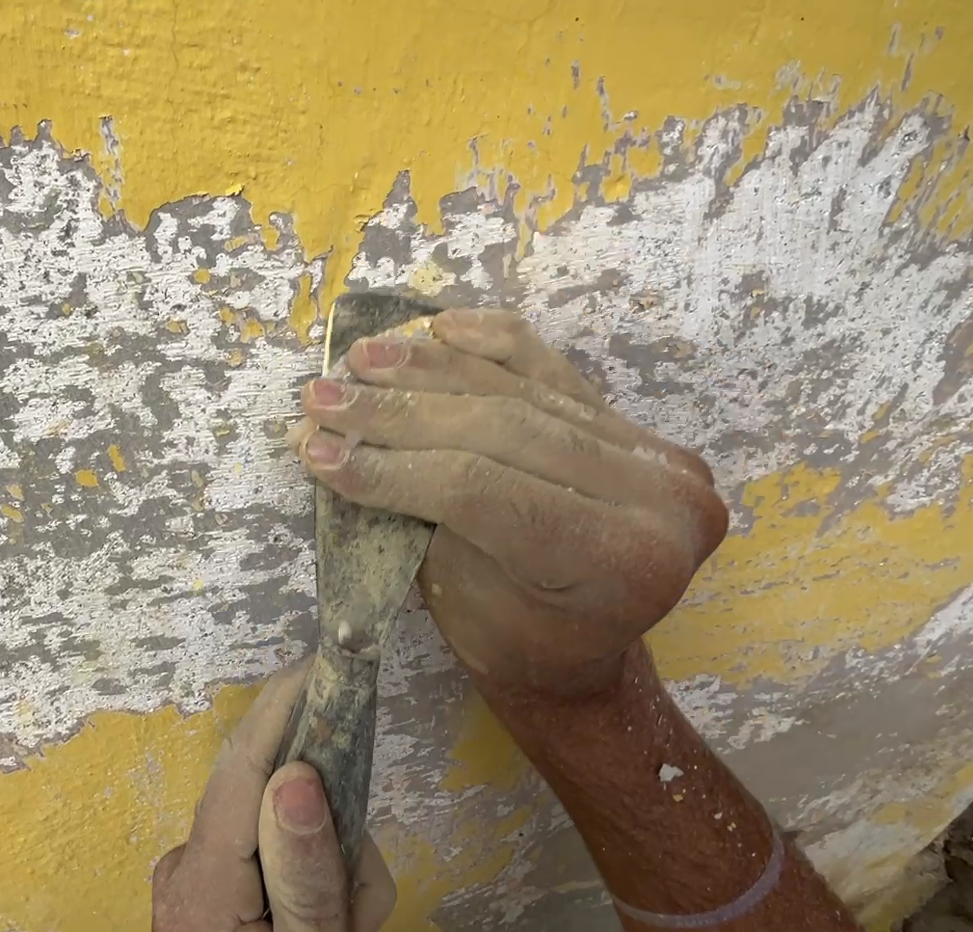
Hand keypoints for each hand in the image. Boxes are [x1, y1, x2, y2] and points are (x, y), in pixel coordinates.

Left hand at [151, 660, 396, 931]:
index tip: (322, 662)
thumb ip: (306, 875)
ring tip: (348, 918)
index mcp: (203, 882)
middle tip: (359, 876)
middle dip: (325, 807)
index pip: (243, 767)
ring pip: (274, 818)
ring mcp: (195, 873)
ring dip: (326, 852)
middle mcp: (187, 864)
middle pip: (262, 790)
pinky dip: (309, 868)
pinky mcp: (210, 883)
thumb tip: (299, 774)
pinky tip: (328, 914)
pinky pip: (266, 845)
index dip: (282, 705)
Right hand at [289, 308, 727, 695]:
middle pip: (499, 426)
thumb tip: (321, 443)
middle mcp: (655, 497)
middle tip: (321, 398)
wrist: (579, 645)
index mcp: (617, 561)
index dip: (389, 467)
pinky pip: (548, 365)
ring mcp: (651, 451)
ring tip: (357, 359)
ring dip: (424, 368)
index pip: (479, 490)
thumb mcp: (454, 593)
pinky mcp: (628, 421)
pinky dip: (487, 340)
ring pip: (516, 387)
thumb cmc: (511, 641)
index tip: (316, 452)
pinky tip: (436, 328)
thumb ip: (400, 510)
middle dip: (394, 412)